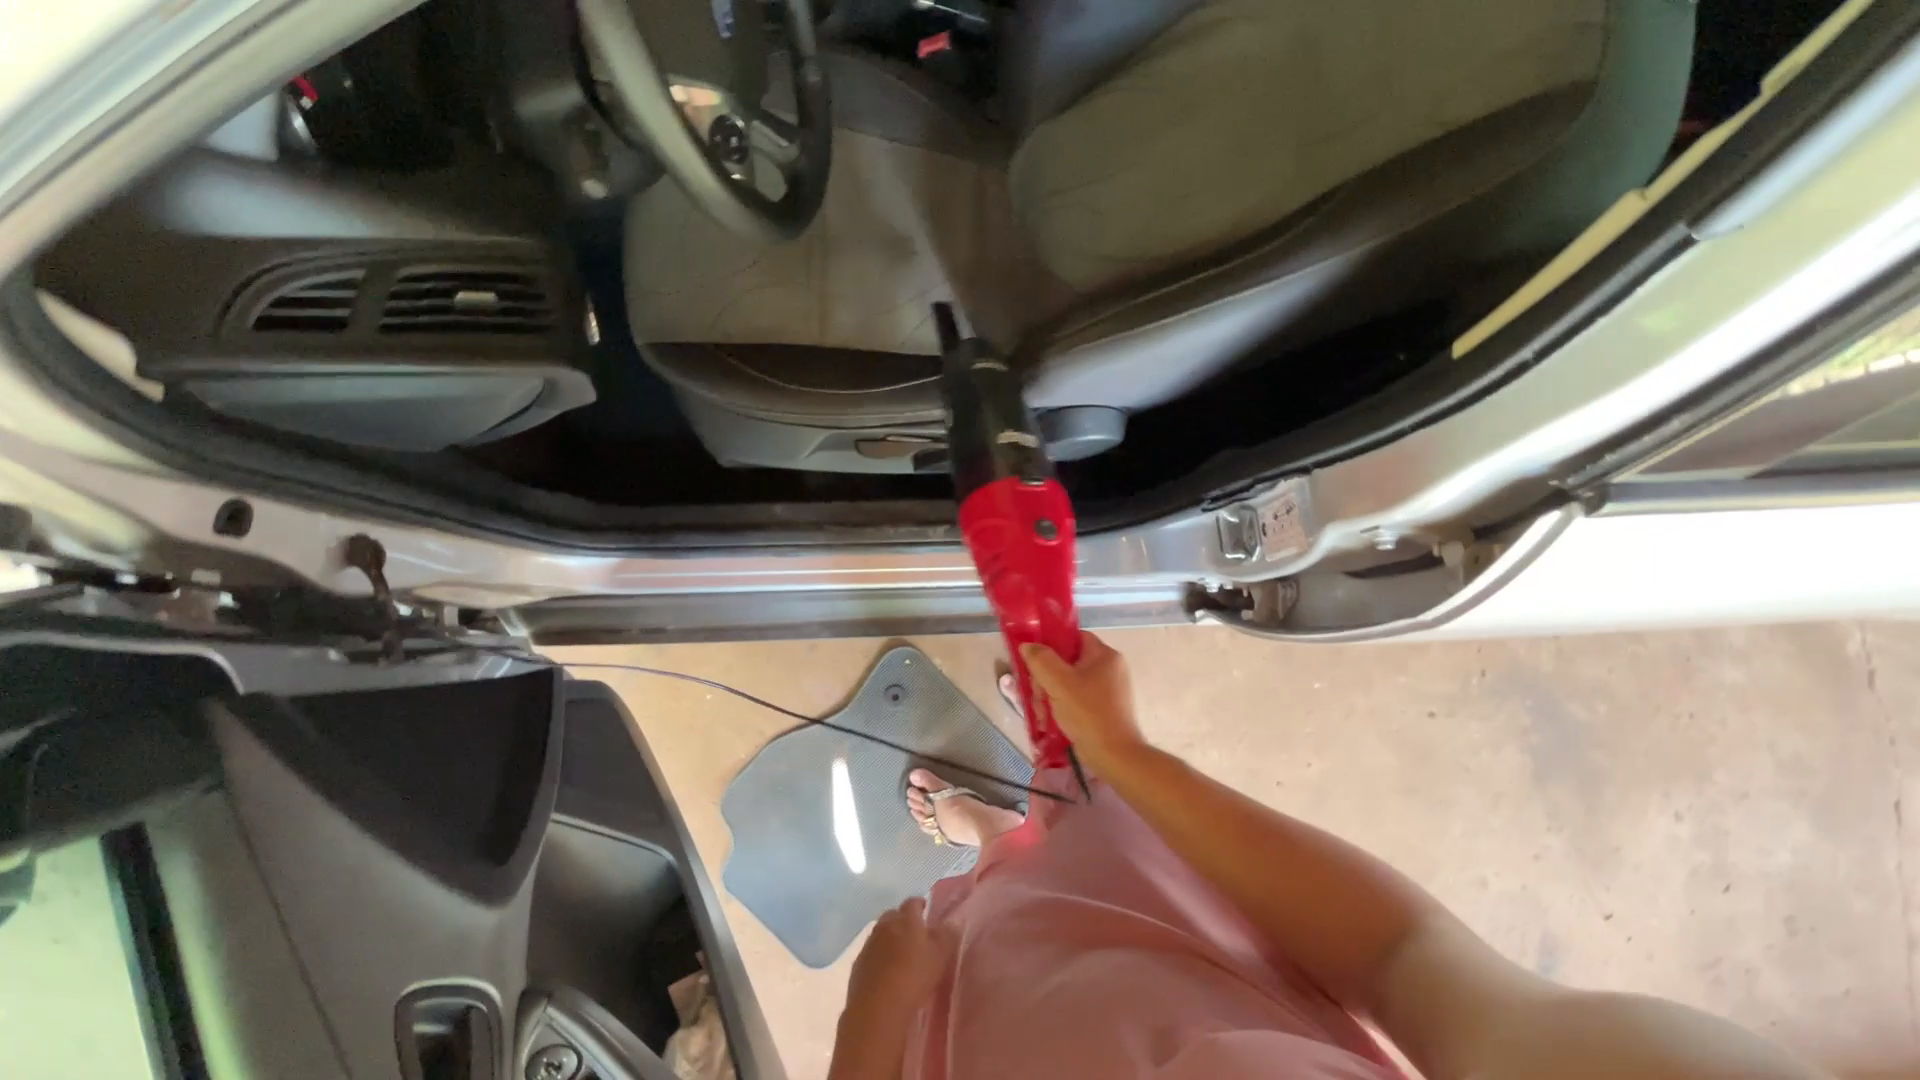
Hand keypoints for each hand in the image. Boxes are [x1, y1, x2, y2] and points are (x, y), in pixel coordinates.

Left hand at [841, 897, 955, 1032]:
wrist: (877, 1009)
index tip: (928, 912)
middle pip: (894, 916)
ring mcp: (868, 945)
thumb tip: (950, 921)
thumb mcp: (940, 956)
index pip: (913, 903)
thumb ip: (947, 935)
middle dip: (904, 921)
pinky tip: (887, 974)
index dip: (921, 905)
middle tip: (917, 936)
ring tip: (902, 956)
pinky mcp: (858, 965)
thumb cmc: (914, 977)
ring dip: (891, 940)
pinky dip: (879, 958)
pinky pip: (872, 954)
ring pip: (881, 935)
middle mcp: (884, 926)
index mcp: (905, 919)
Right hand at [1021, 633, 1148, 775]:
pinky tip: (1050, 721)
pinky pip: (1077, 699)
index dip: (1051, 645)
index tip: (1034, 661)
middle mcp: (1110, 669)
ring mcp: (1108, 690)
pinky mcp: (1104, 709)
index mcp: (1105, 655)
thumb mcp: (1059, 682)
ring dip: (1050, 696)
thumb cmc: (1087, 713)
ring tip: (1042, 713)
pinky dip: (1062, 707)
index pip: (1074, 637)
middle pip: (1068, 662)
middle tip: (1037, 695)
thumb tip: (1028, 645)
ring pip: (1069, 683)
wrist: (1114, 755)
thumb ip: (1040, 659)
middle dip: (1046, 679)